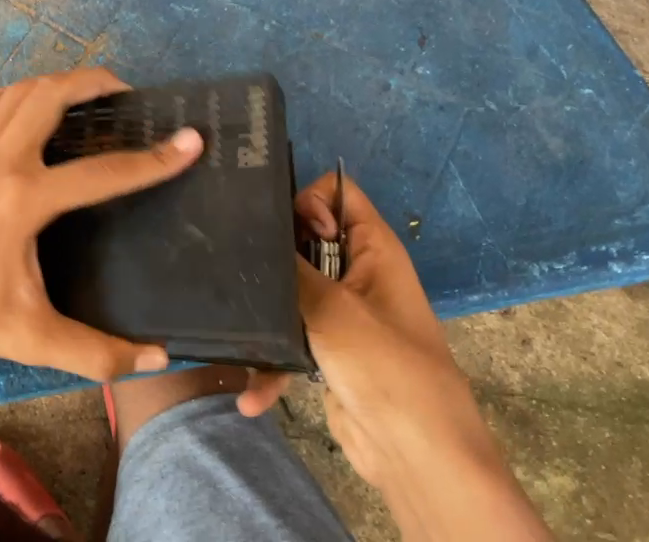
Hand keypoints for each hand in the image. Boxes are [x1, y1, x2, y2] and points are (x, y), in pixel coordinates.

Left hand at [0, 68, 201, 380]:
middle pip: (52, 97)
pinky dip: (8, 95)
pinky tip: (22, 103)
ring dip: (54, 82)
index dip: (155, 159)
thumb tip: (158, 358)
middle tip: (128, 92)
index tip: (191, 139)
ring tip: (84, 91)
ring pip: (17, 93)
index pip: (104, 171)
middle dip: (94, 82)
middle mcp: (2, 161)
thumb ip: (98, 353)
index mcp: (27, 198)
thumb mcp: (34, 339)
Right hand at [238, 173, 496, 488]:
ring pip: (290, 290)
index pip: (337, 193)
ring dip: (265, 315)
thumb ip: (289, 268)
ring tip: (233, 332)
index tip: (285, 231)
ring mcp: (340, 314)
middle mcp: (357, 274)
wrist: (415, 457)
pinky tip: (252, 394)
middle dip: (271, 254)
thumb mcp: (333, 309)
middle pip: (303, 238)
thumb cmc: (385, 368)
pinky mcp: (325, 352)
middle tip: (236, 269)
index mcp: (373, 250)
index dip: (307, 200)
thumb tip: (251, 237)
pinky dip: (271, 363)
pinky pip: (288, 339)